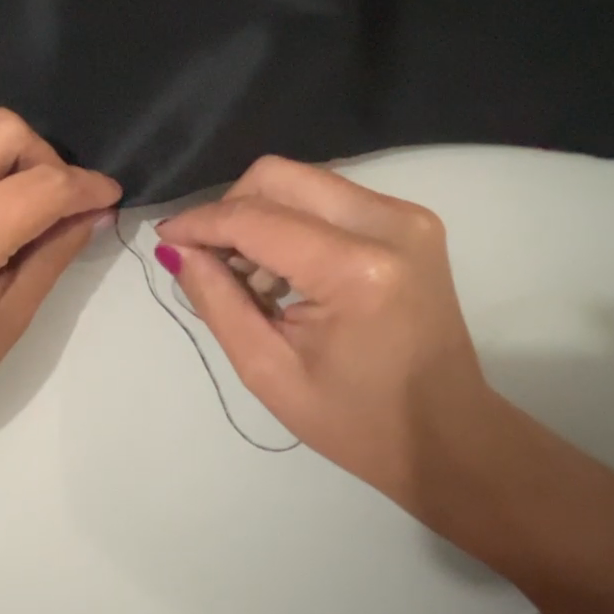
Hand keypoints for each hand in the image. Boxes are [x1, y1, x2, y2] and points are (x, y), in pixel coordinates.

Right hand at [155, 156, 491, 500]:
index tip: (164, 239)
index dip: (200, 223)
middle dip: (230, 209)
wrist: (449, 436)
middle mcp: (389, 225)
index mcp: (357, 271)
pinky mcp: (411, 221)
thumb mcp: (267, 370)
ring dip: (260, 215)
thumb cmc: (356, 421)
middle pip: (278, 176)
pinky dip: (291, 220)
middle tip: (210, 259)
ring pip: (302, 180)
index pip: (255, 218)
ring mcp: (407, 217)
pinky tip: (284, 271)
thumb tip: (176, 249)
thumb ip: (216, 300)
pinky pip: (327, 195)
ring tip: (250, 276)